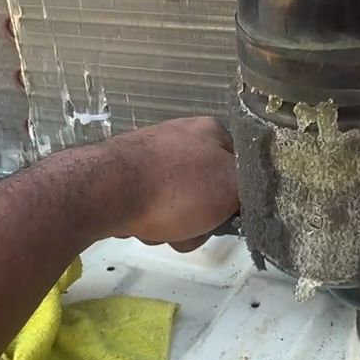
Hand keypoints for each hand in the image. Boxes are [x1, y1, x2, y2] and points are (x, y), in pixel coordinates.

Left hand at [99, 117, 238, 250]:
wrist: (107, 190)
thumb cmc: (176, 187)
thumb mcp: (233, 188)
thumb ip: (252, 189)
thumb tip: (251, 195)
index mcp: (211, 130)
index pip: (241, 167)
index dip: (238, 197)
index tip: (229, 215)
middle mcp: (181, 136)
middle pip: (208, 190)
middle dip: (202, 218)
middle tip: (192, 227)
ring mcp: (150, 156)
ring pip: (179, 203)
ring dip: (176, 225)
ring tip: (162, 229)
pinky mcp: (125, 176)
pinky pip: (151, 206)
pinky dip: (150, 221)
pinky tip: (141, 225)